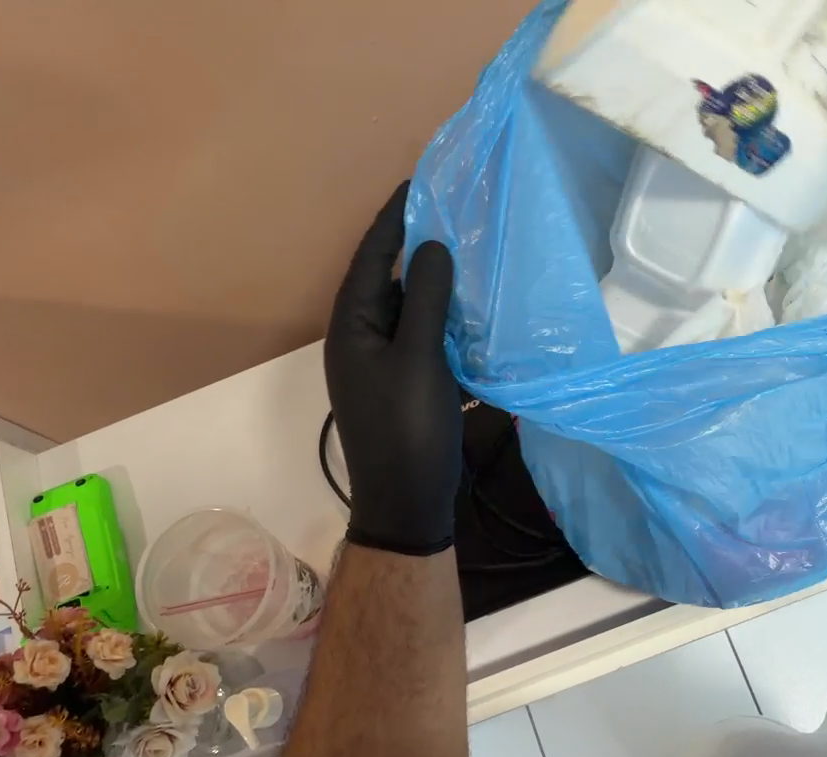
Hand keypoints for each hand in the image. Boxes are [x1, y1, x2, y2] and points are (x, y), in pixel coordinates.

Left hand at [325, 183, 460, 555]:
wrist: (406, 502)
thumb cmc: (408, 429)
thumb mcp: (418, 359)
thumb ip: (425, 299)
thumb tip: (431, 246)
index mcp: (352, 326)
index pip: (371, 257)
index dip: (394, 219)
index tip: (420, 184)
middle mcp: (360, 340)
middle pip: (388, 282)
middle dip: (418, 250)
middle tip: (455, 218)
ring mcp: (381, 366)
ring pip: (408, 313)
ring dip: (436, 290)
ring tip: (471, 260)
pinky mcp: (403, 387)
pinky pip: (422, 343)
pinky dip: (445, 327)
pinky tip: (474, 318)